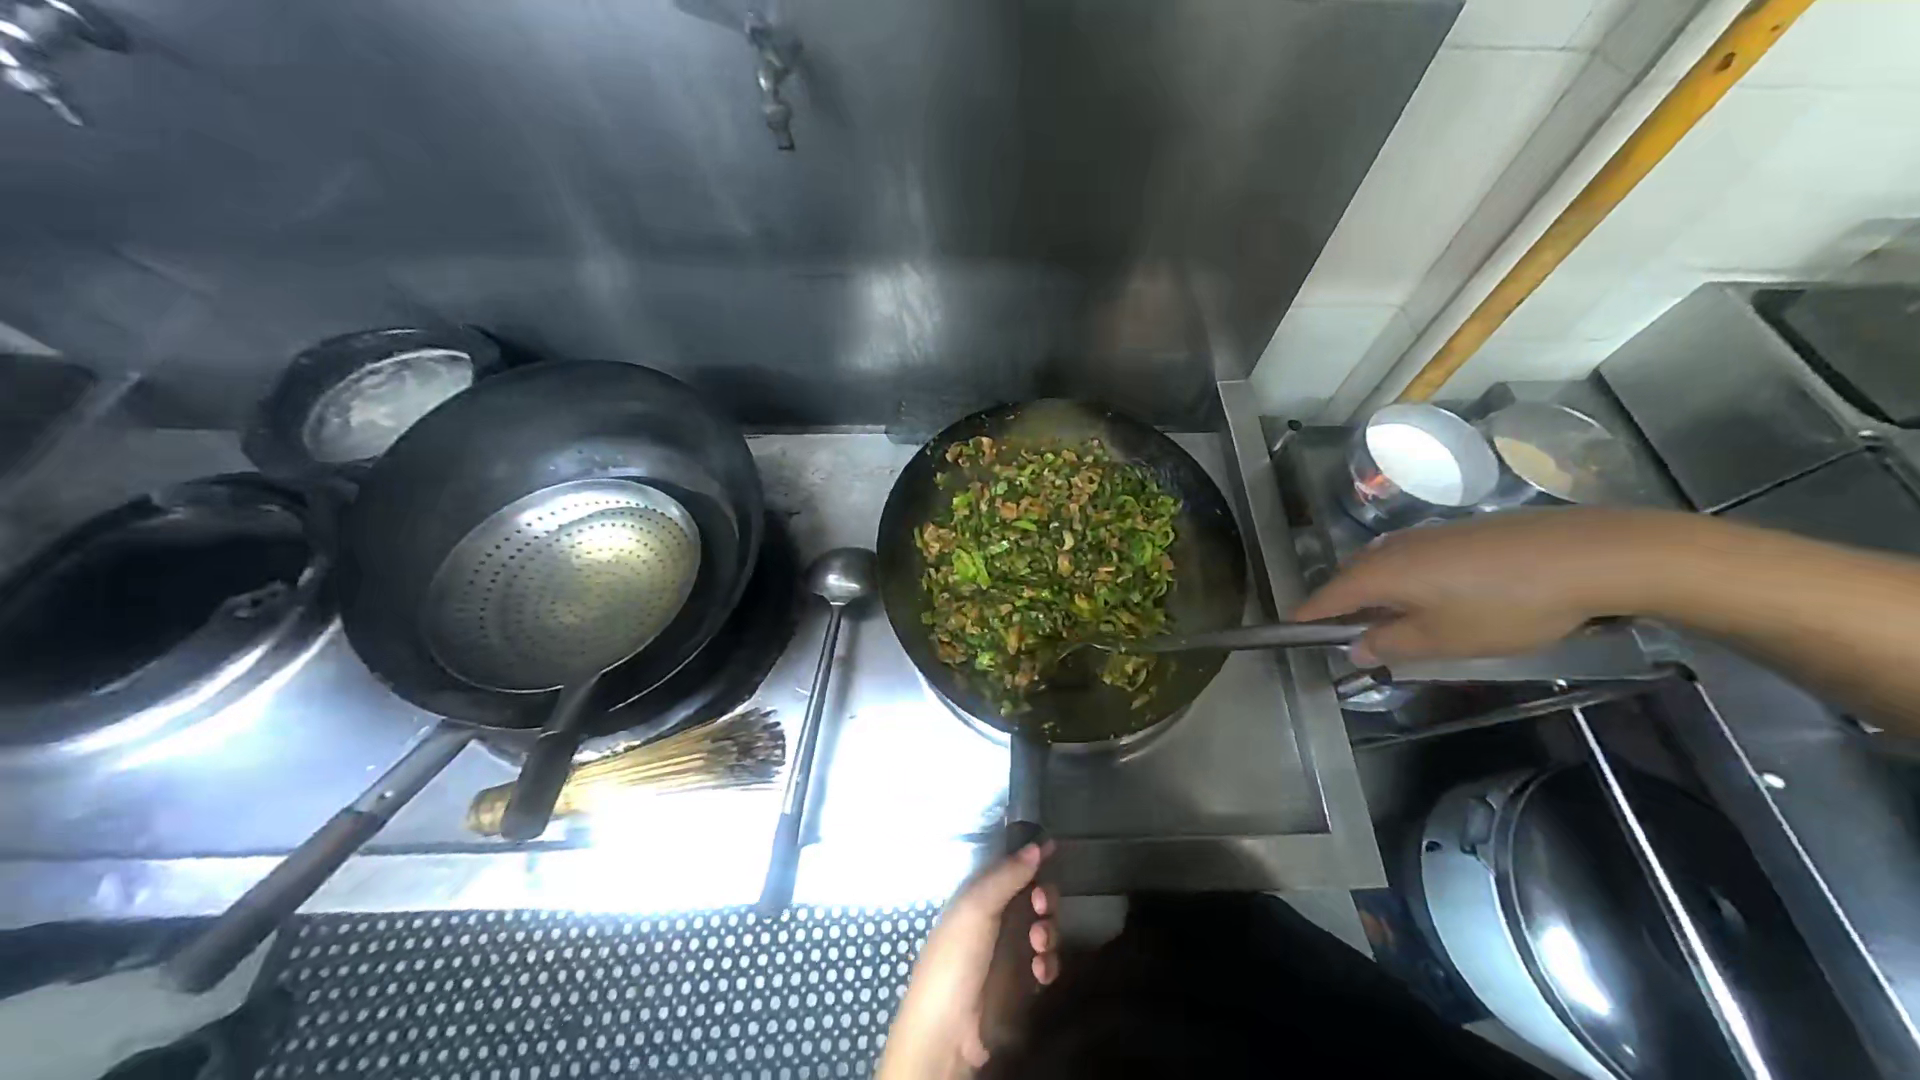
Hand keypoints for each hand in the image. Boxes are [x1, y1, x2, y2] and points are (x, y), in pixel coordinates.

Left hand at [876, 844, 1058, 1078]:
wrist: (947, 1032)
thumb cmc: (955, 959)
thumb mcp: (975, 908)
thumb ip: (1006, 876)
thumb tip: (1035, 846)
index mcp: (977, 898)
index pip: (1009, 869)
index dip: (1030, 859)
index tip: (1053, 849)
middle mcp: (995, 920)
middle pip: (1033, 898)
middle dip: (1044, 898)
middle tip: (1041, 905)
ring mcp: (1009, 953)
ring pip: (1043, 929)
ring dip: (1048, 932)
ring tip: (1038, 945)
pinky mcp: (1021, 984)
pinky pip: (1046, 963)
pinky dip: (1048, 964)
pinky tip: (1040, 972)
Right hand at [1294, 508, 1688, 664]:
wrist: (1593, 554)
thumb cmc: (1508, 605)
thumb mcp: (1446, 639)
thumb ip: (1391, 644)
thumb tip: (1355, 648)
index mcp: (1379, 573)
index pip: (1325, 598)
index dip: (1307, 619)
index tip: (1293, 637)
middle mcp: (1392, 547)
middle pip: (1350, 579)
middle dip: (1343, 608)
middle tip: (1353, 640)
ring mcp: (1426, 534)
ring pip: (1383, 567)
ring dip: (1378, 595)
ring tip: (1398, 624)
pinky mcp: (1458, 531)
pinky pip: (1412, 558)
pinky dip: (1407, 581)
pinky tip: (1438, 598)